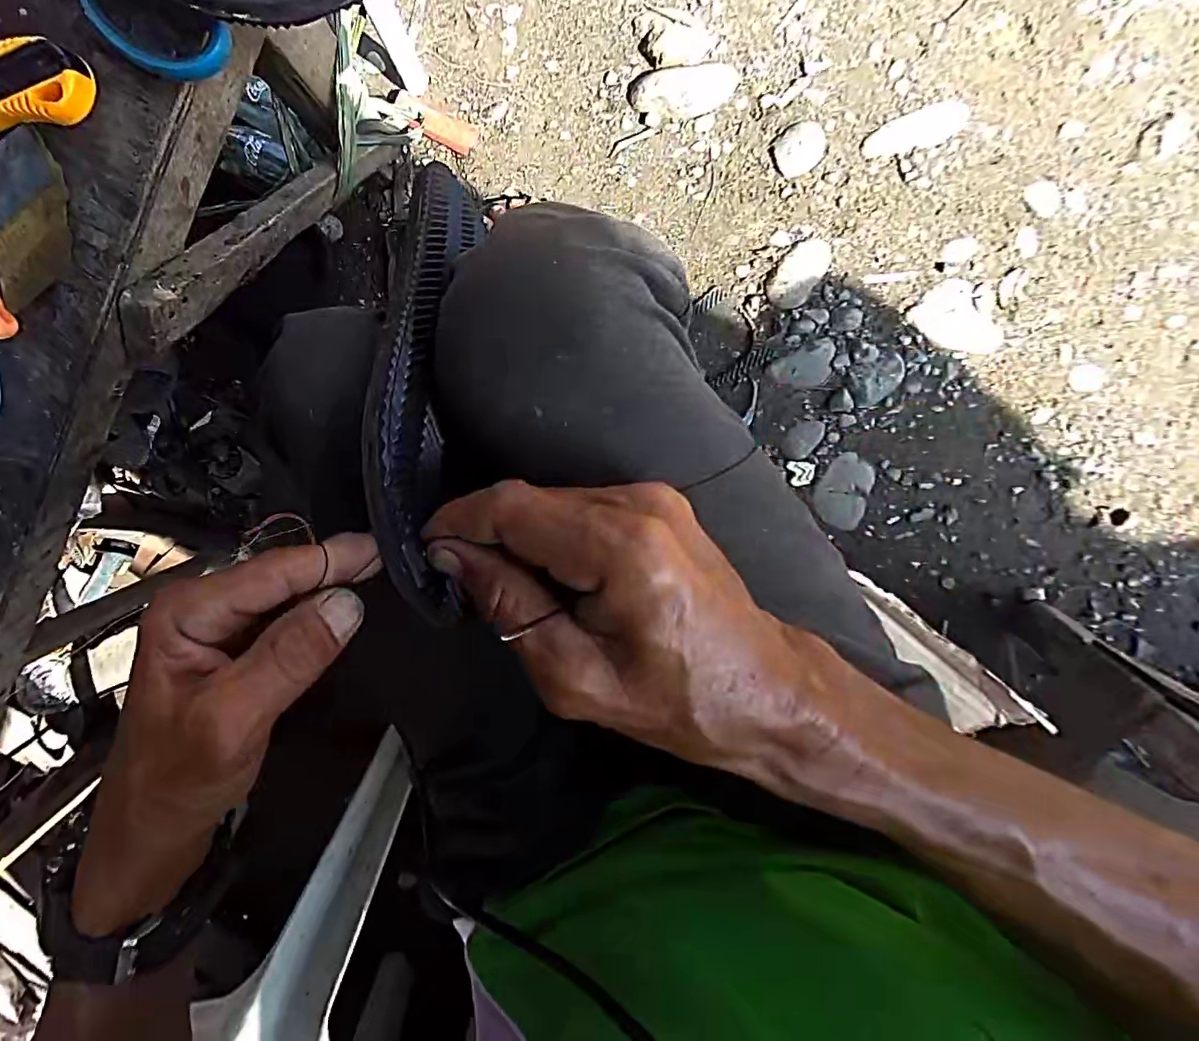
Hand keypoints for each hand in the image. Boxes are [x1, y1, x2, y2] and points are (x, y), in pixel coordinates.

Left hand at [71, 532, 380, 935]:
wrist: (148, 829)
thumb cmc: (171, 783)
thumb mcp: (233, 720)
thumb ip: (289, 657)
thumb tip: (343, 605)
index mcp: (184, 612)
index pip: (269, 572)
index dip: (328, 558)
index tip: (375, 550)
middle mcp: (198, 610)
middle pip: (277, 577)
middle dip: (330, 567)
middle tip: (382, 559)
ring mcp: (215, 631)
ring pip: (283, 598)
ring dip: (326, 589)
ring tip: (371, 576)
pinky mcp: (232, 653)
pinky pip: (281, 623)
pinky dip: (314, 616)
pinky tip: (339, 612)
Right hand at [422, 481, 856, 778]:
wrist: (770, 693)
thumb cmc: (678, 702)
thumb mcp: (575, 677)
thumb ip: (509, 609)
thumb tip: (453, 558)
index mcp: (620, 545)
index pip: (512, 508)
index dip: (458, 522)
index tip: (428, 552)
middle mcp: (637, 501)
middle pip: (527, 499)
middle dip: (483, 534)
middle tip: (463, 583)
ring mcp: (651, 495)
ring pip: (548, 501)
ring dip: (513, 537)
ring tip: (507, 588)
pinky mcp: (655, 502)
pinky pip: (575, 507)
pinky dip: (545, 535)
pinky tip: (548, 576)